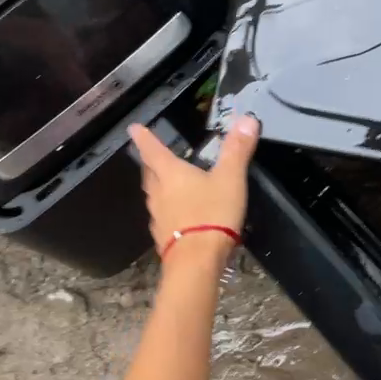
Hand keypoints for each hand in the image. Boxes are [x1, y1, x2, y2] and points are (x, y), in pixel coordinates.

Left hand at [126, 115, 260, 266]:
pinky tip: (180, 215)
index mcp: (171, 174)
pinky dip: (169, 210)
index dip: (144, 138)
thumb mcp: (230, 178)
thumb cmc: (213, 213)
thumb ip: (238, 149)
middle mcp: (159, 193)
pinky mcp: (165, 237)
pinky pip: (163, 217)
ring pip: (155, 196)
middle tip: (152, 156)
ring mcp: (159, 217)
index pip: (153, 150)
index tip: (133, 128)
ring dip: (159, 187)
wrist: (198, 261)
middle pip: (150, 174)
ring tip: (168, 183)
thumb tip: (247, 119)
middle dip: (151, 163)